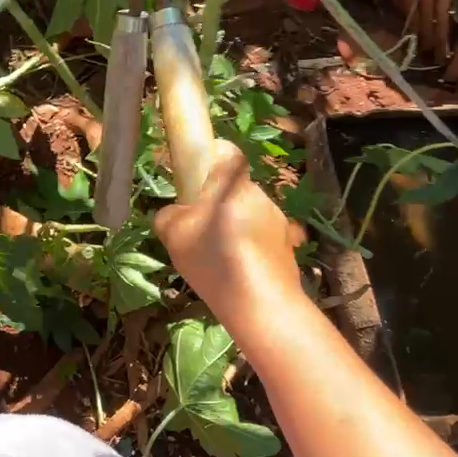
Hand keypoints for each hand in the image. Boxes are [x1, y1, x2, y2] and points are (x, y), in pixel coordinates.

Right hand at [154, 140, 304, 326]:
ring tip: (214, 255)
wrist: (260, 304)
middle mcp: (260, 195)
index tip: (197, 177)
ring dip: (232, 226)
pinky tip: (233, 270)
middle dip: (217, 202)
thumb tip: (177, 212)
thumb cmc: (212, 257)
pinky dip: (245, 247)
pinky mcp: (288, 246)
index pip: (228, 151)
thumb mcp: (171, 232)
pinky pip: (259, 237)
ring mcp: (278, 221)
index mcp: (231, 184)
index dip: (213, 157)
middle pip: (234, 188)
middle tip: (197, 227)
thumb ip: (169, 212)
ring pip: (247, 213)